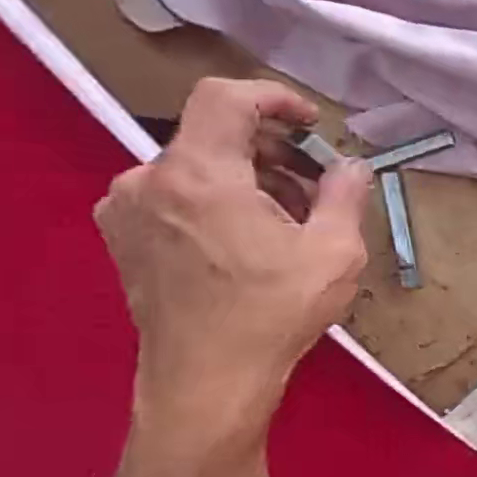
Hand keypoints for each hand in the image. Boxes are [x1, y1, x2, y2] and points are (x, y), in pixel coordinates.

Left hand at [94, 79, 371, 428]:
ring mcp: (127, 209)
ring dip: (251, 181)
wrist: (207, 379)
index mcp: (200, 175)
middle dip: (275, 152)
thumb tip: (352, 166)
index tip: (311, 123)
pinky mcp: (124, 237)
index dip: (274, 97)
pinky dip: (220, 202)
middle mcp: (150, 180)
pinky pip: (177, 197)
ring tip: (292, 222)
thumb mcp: (335, 252)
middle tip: (319, 188)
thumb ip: (346, 196)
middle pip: (216, 136)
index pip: (225, 97)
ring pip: (199, 169)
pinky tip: (250, 242)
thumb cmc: (275, 312)